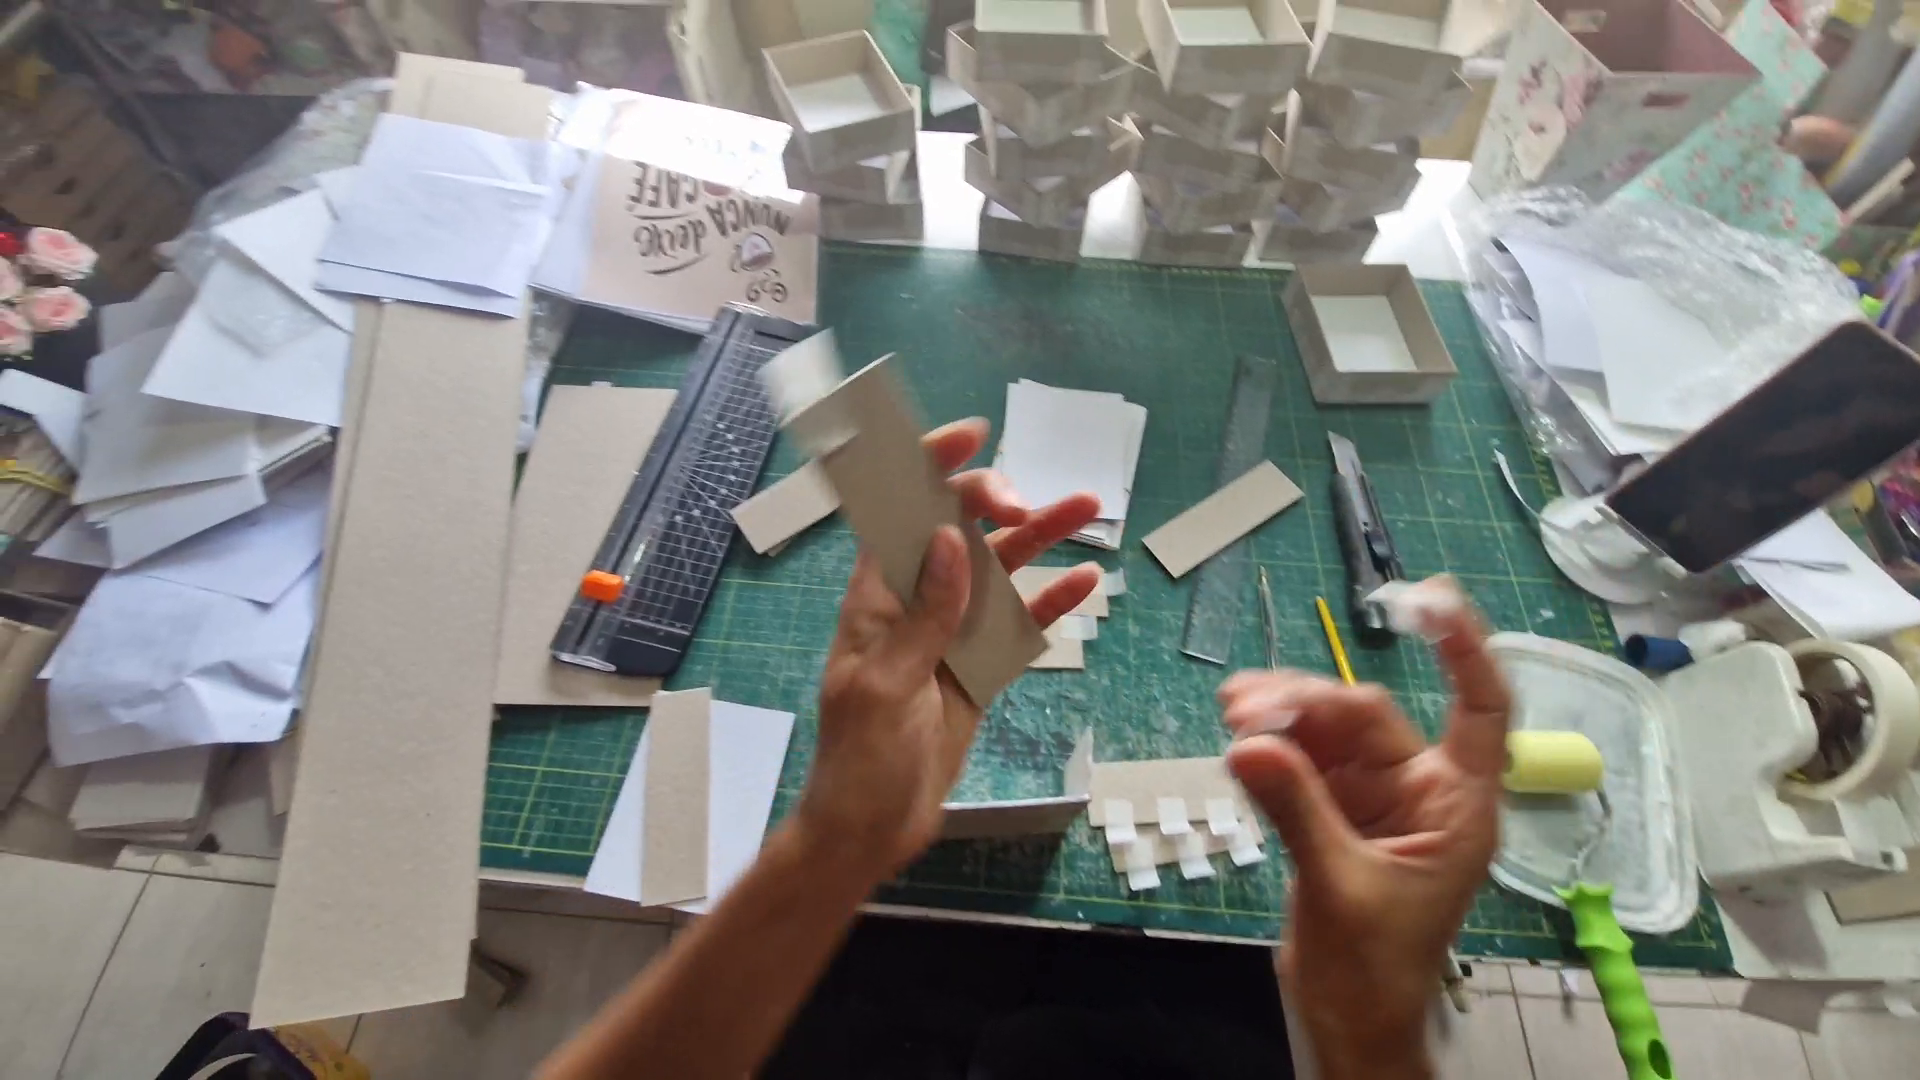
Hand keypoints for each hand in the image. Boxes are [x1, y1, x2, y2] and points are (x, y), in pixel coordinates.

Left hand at [797, 417, 1101, 882]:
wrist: (872, 829)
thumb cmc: (860, 759)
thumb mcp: (885, 686)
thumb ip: (923, 616)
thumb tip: (955, 541)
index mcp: (878, 596)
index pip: (899, 513)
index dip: (930, 468)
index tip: (973, 436)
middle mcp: (918, 601)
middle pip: (960, 530)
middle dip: (994, 503)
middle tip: (1028, 507)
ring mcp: (953, 632)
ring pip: (1000, 571)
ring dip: (1039, 539)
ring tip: (1087, 509)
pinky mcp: (980, 665)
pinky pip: (1019, 624)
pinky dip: (1049, 603)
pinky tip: (1085, 581)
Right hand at [1216, 577, 1510, 1077]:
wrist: (1345, 1011)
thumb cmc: (1375, 965)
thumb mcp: (1342, 887)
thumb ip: (1298, 809)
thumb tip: (1246, 743)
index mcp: (1454, 804)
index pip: (1480, 711)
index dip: (1465, 652)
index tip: (1433, 599)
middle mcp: (1414, 786)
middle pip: (1362, 715)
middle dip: (1303, 704)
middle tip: (1242, 710)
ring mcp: (1365, 791)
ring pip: (1321, 728)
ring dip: (1276, 715)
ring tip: (1230, 712)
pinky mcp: (1326, 802)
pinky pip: (1293, 753)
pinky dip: (1264, 742)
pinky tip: (1236, 737)